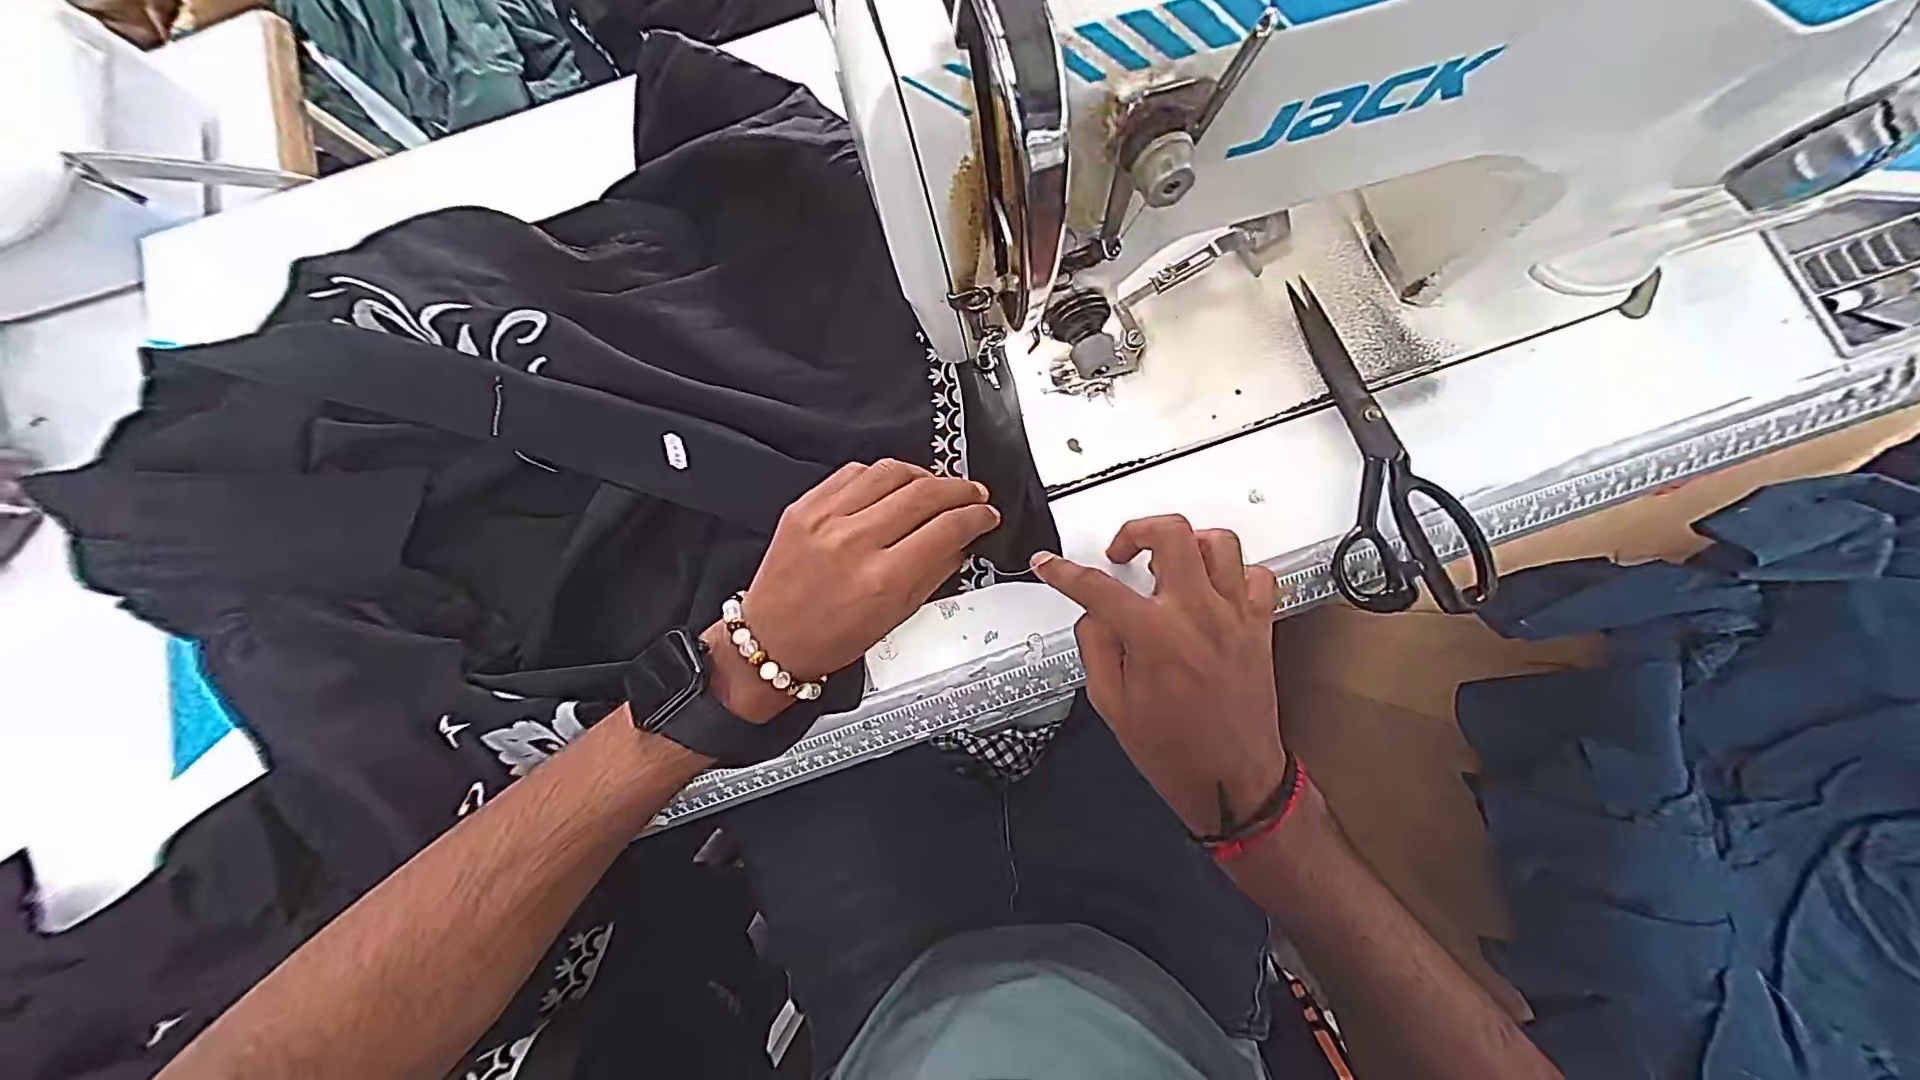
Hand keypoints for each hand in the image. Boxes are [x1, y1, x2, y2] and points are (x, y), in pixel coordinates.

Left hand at [707, 460, 999, 721]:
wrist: (772, 638)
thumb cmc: (829, 638)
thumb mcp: (896, 616)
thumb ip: (934, 574)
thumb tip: (960, 541)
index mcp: (882, 579)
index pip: (947, 528)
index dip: (976, 515)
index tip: (985, 514)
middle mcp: (854, 543)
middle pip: (924, 493)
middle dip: (959, 489)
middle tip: (972, 493)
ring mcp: (826, 519)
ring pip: (891, 473)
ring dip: (924, 475)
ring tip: (935, 486)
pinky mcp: (805, 507)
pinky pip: (854, 472)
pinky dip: (882, 474)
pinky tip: (892, 485)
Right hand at [1030, 516, 1285, 835]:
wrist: (1233, 782)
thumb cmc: (1178, 752)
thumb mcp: (1110, 703)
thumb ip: (1095, 646)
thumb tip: (1093, 614)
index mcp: (1154, 637)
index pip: (1096, 586)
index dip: (1063, 571)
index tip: (1051, 564)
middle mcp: (1198, 617)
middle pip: (1170, 534)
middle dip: (1135, 530)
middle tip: (1121, 551)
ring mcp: (1233, 618)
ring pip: (1218, 543)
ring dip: (1186, 544)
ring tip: (1166, 562)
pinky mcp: (1258, 627)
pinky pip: (1257, 575)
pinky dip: (1232, 571)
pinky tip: (1212, 585)